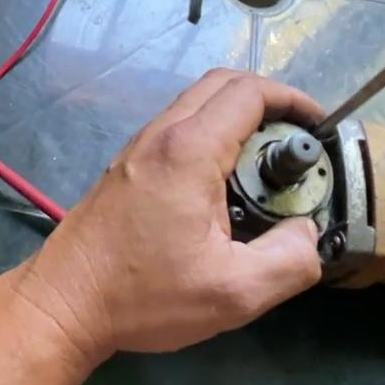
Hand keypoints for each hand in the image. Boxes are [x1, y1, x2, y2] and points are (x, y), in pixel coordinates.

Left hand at [6, 69, 324, 361]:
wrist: (65, 301)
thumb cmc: (145, 296)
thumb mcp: (234, 292)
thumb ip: (288, 260)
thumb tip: (308, 232)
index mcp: (189, 150)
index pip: (248, 92)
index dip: (292, 98)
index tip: (319, 126)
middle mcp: (162, 133)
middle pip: (222, 83)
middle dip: (269, 99)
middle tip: (297, 139)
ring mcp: (139, 145)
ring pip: (197, 102)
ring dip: (238, 116)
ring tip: (268, 163)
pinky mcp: (128, 163)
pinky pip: (179, 126)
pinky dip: (213, 132)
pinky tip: (226, 181)